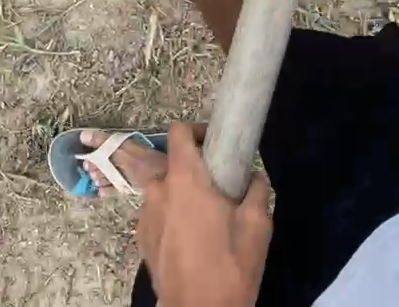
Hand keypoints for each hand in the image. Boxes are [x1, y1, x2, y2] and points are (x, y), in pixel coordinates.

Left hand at [135, 124, 270, 306]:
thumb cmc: (229, 267)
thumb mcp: (257, 228)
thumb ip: (256, 191)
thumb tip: (254, 175)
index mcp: (184, 178)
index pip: (179, 131)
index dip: (196, 131)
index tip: (214, 144)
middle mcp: (159, 188)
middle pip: (172, 163)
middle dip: (193, 170)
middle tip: (217, 188)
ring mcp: (145, 212)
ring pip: (164, 190)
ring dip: (181, 195)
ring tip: (204, 219)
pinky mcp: (141, 236)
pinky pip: (157, 213)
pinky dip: (171, 216)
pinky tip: (190, 240)